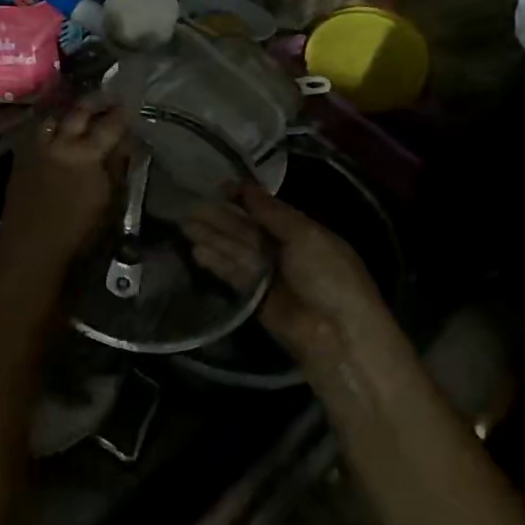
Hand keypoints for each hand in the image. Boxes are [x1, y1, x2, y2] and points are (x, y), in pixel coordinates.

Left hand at [0, 99, 130, 269]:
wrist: (30, 249)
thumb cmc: (78, 233)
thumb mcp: (109, 201)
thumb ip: (116, 167)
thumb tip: (125, 143)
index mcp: (86, 154)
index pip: (109, 125)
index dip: (120, 113)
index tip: (129, 104)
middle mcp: (60, 143)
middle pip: (78, 112)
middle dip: (94, 101)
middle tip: (107, 96)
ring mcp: (37, 148)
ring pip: (54, 117)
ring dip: (68, 110)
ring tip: (78, 110)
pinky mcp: (21, 158)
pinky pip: (37, 131)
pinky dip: (50, 126)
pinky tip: (56, 129)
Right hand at [185, 183, 387, 364]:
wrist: (339, 337)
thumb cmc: (329, 277)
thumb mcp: (306, 236)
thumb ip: (272, 212)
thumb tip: (246, 187)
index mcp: (303, 232)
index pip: (267, 210)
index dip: (244, 198)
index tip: (218, 187)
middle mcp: (284, 250)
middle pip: (246, 229)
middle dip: (221, 217)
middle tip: (190, 206)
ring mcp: (269, 275)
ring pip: (236, 250)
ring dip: (212, 237)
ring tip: (185, 225)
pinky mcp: (255, 299)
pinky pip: (234, 275)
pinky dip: (217, 262)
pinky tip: (197, 251)